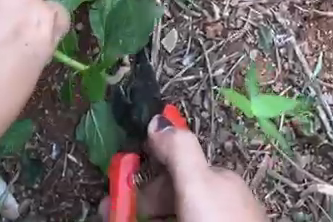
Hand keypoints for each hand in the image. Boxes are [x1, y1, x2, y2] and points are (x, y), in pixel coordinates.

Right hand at [115, 119, 266, 221]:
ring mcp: (221, 221)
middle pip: (171, 195)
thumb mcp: (198, 182)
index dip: (142, 177)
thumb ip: (179, 150)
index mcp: (218, 180)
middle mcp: (220, 203)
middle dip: (140, 202)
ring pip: (176, 214)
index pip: (174, 169)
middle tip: (112, 213)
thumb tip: (157, 120)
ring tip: (124, 221)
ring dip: (148, 216)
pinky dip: (168, 221)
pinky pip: (189, 221)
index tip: (115, 189)